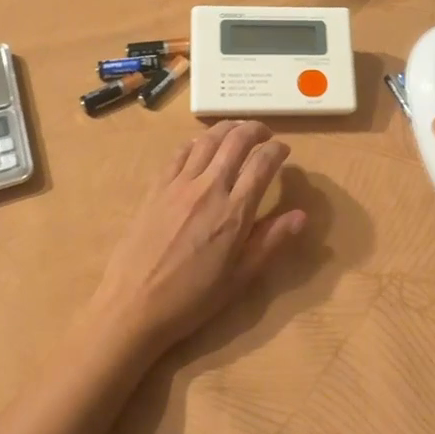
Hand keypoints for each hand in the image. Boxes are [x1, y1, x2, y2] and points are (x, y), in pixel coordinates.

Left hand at [88, 120, 307, 354]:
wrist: (133, 305)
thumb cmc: (192, 298)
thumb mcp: (239, 278)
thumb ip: (270, 241)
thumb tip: (301, 215)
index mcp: (234, 211)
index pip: (262, 163)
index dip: (277, 151)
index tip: (284, 151)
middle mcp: (208, 187)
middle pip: (236, 141)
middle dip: (255, 129)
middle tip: (265, 134)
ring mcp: (179, 184)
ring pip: (208, 140)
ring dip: (227, 128)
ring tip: (238, 131)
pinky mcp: (156, 187)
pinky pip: (179, 152)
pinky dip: (196, 142)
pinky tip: (201, 146)